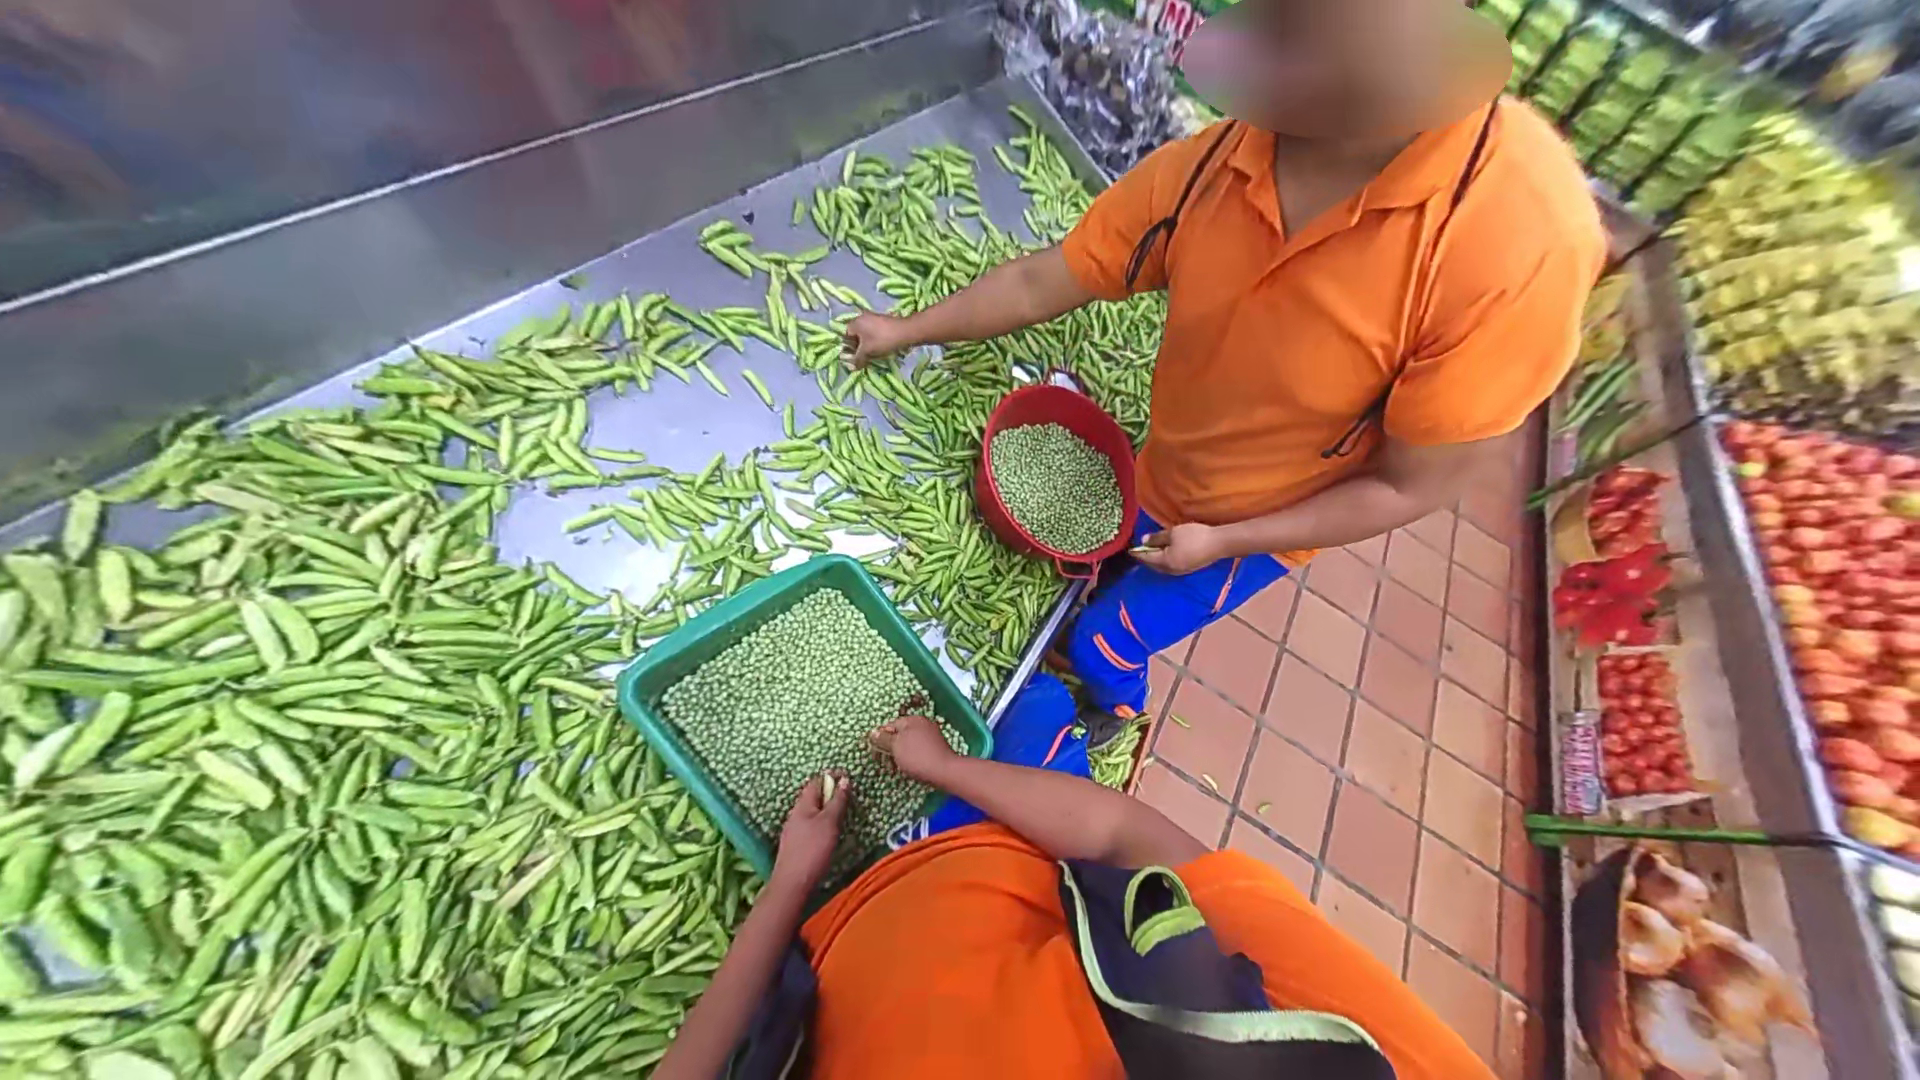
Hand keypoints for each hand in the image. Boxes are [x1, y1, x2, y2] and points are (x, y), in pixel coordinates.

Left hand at [771, 770, 849, 890]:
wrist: (791, 885)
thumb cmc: (813, 850)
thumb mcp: (829, 822)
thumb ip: (837, 801)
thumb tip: (844, 780)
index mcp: (803, 804)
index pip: (817, 781)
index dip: (832, 776)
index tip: (848, 778)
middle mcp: (795, 814)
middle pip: (814, 796)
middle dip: (830, 793)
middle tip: (848, 798)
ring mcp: (793, 830)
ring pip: (812, 812)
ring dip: (827, 810)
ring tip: (842, 815)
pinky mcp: (795, 845)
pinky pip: (811, 825)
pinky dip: (822, 824)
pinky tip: (829, 834)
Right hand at [843, 313, 916, 367]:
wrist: (905, 332)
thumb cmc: (882, 340)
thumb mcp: (867, 352)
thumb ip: (857, 359)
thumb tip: (851, 367)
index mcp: (855, 322)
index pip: (846, 335)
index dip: (849, 347)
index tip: (854, 356)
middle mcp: (862, 317)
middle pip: (856, 334)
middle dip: (858, 346)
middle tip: (863, 357)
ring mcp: (874, 318)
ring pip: (866, 333)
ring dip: (867, 344)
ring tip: (872, 354)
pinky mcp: (883, 321)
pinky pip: (874, 331)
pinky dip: (875, 340)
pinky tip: (880, 348)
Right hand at [868, 715, 956, 784]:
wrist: (945, 771)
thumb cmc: (917, 756)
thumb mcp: (896, 746)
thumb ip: (884, 738)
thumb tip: (873, 732)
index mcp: (913, 719)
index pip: (891, 725)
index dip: (881, 738)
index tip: (876, 752)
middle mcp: (923, 724)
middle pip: (900, 734)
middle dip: (891, 747)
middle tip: (886, 761)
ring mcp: (931, 736)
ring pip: (909, 743)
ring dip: (901, 754)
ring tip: (896, 767)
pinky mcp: (936, 749)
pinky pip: (919, 750)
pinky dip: (912, 758)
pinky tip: (910, 768)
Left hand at [1131, 522, 1226, 575]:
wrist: (1219, 544)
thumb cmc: (1194, 536)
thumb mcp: (1172, 533)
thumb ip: (1156, 538)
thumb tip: (1143, 541)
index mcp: (1165, 562)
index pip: (1146, 558)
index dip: (1138, 553)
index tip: (1130, 549)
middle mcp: (1171, 570)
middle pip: (1153, 565)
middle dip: (1146, 558)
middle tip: (1140, 549)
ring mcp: (1181, 571)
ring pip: (1162, 567)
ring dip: (1155, 560)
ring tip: (1151, 551)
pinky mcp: (1189, 569)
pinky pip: (1170, 566)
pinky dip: (1164, 560)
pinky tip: (1166, 553)